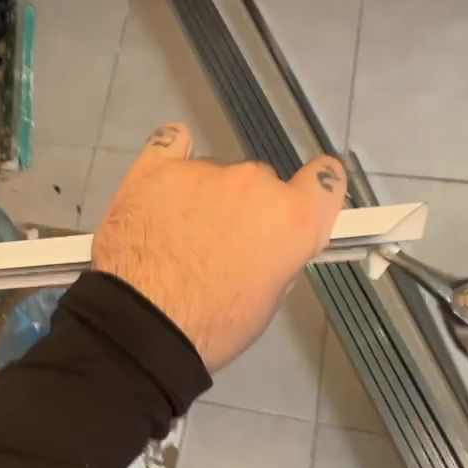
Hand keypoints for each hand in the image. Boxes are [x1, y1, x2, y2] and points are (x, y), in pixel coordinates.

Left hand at [90, 122, 344, 370]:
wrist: (141, 323)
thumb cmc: (209, 324)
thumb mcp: (265, 301)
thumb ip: (276, 256)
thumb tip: (265, 242)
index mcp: (292, 217)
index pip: (325, 181)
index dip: (313, 191)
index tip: (301, 200)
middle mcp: (253, 183)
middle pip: (259, 182)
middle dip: (244, 208)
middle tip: (216, 244)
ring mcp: (203, 170)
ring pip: (212, 173)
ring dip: (202, 196)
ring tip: (173, 237)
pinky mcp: (156, 168)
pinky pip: (170, 142)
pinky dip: (171, 157)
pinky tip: (164, 177)